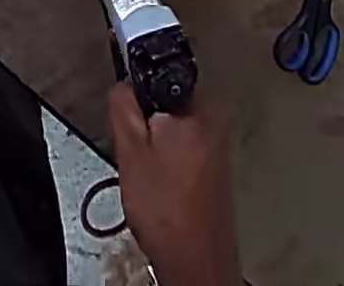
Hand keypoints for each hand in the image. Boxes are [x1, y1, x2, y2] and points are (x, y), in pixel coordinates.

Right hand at [109, 84, 241, 285]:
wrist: (194, 263)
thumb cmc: (167, 212)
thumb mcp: (130, 150)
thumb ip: (123, 105)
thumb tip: (124, 80)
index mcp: (199, 105)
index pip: (155, 80)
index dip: (135, 100)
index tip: (128, 119)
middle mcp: (216, 117)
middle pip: (164, 104)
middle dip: (147, 125)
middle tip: (141, 156)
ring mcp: (219, 141)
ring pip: (172, 127)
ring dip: (158, 145)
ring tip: (153, 176)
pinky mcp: (217, 162)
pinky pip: (184, 146)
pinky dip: (171, 160)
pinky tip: (165, 186)